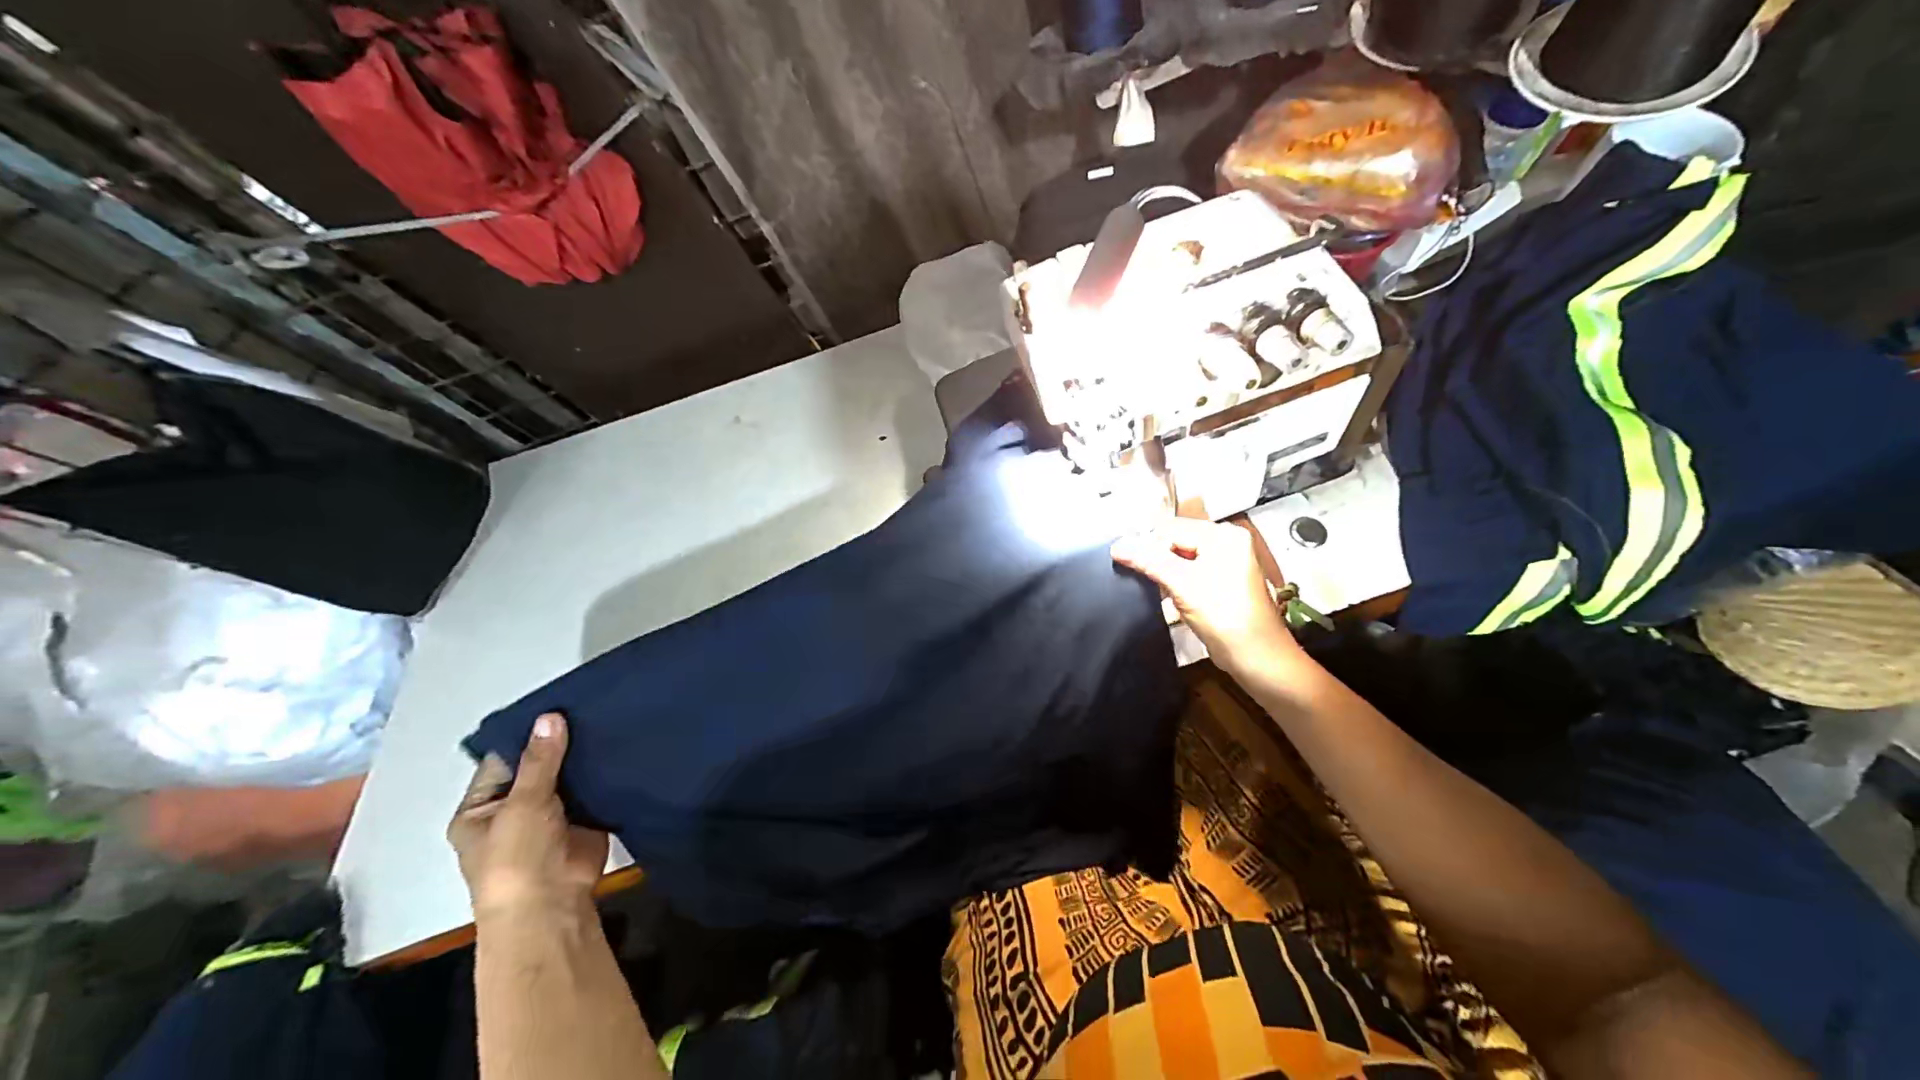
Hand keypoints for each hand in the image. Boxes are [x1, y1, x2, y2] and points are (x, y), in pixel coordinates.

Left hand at [448, 712, 608, 920]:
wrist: (552, 906)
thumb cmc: (518, 857)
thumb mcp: (523, 803)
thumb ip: (540, 759)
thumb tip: (550, 716)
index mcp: (479, 810)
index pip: (502, 761)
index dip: (527, 735)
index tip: (555, 705)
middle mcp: (511, 811)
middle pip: (537, 768)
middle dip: (559, 744)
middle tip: (588, 706)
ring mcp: (548, 817)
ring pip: (565, 778)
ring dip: (582, 759)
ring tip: (607, 719)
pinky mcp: (581, 821)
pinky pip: (591, 791)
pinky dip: (602, 775)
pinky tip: (618, 746)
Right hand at [1111, 516, 1298, 674]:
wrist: (1258, 657)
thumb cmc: (1225, 618)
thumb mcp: (1182, 584)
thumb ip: (1148, 561)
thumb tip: (1117, 547)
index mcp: (1223, 535)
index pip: (1171, 528)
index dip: (1148, 546)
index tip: (1130, 566)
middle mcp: (1226, 543)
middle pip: (1175, 541)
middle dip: (1157, 560)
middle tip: (1148, 582)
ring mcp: (1226, 563)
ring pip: (1180, 558)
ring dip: (1166, 574)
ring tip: (1164, 593)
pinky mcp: (1221, 583)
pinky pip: (1189, 573)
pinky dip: (1177, 584)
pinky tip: (1173, 599)